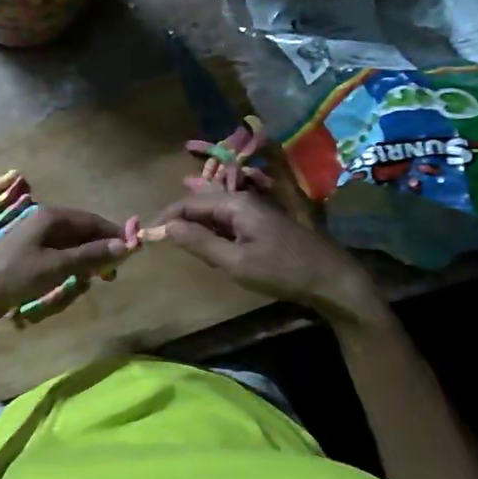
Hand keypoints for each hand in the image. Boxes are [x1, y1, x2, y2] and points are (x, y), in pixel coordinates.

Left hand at [0, 206, 129, 318]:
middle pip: (82, 230)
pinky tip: (75, 279)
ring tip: (95, 279)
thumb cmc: (18, 276)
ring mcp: (35, 235)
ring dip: (87, 259)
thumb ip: (91, 255)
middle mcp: (44, 220)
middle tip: (112, 273)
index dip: (113, 235)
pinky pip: (60, 252)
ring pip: (72, 243)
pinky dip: (72, 264)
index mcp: (51, 217)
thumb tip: (125, 246)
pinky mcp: (29, 251)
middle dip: (100, 250)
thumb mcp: (58, 266)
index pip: (92, 220)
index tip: (131, 252)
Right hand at [154, 189, 381, 321]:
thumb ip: (199, 242)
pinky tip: (208, 246)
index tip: (147, 234)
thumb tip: (166, 227)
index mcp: (236, 203)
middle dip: (179, 219)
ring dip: (196, 226)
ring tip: (177, 243)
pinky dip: (213, 232)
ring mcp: (255, 211)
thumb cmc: (281, 271)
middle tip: (159, 240)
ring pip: (215, 213)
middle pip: (201, 204)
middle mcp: (244, 200)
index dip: (166, 217)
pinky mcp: (263, 224)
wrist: (330, 279)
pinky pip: (229, 222)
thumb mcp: (235, 262)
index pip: (189, 204)